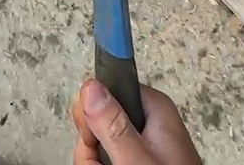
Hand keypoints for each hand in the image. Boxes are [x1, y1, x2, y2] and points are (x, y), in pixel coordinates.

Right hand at [70, 79, 202, 164]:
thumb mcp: (137, 159)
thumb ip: (113, 124)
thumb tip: (90, 85)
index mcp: (153, 106)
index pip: (107, 88)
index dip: (92, 113)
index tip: (91, 137)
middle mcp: (148, 119)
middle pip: (99, 120)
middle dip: (93, 147)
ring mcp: (145, 142)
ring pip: (100, 142)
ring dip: (96, 162)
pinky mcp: (141, 158)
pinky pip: (109, 157)